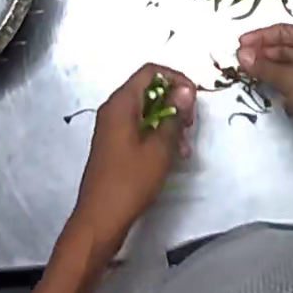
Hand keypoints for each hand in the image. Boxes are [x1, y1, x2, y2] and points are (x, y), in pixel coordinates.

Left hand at [70, 64, 196, 246]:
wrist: (99, 221)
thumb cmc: (130, 181)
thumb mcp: (159, 147)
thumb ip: (174, 114)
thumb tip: (186, 89)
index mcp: (121, 102)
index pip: (151, 71)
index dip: (175, 78)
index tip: (193, 98)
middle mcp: (114, 108)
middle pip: (148, 89)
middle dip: (173, 102)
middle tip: (190, 124)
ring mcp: (112, 126)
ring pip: (146, 109)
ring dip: (167, 121)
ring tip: (184, 145)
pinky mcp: (113, 143)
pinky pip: (138, 126)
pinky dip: (156, 133)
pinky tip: (172, 154)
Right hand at [237, 24, 292, 181]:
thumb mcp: (291, 79)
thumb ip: (264, 66)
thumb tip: (241, 54)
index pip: (282, 30)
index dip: (260, 36)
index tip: (238, 44)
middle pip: (283, 47)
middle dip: (261, 53)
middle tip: (238, 61)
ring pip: (285, 66)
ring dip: (267, 69)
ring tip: (245, 74)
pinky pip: (290, 83)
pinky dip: (276, 84)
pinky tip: (262, 89)